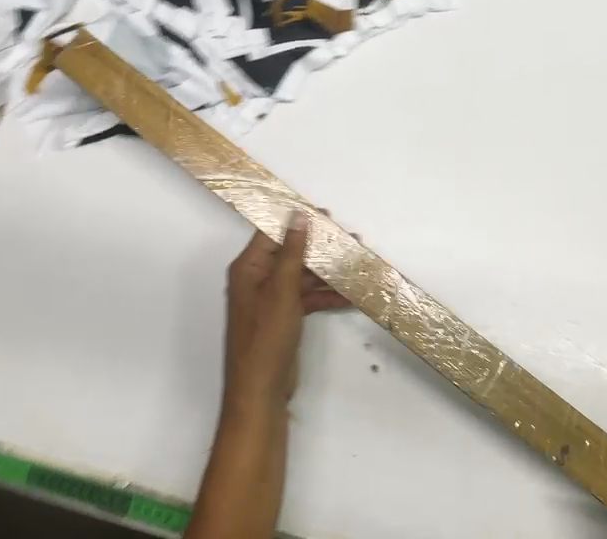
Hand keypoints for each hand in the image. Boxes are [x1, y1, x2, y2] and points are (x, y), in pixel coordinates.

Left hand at [221, 215, 351, 411]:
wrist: (261, 392)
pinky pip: (307, 297)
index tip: (327, 215)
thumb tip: (299, 215)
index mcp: (249, 267)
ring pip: (302, 276)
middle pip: (291, 253)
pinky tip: (350, 293)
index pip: (273, 233)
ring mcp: (272, 300)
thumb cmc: (266, 337)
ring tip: (358, 262)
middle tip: (351, 239)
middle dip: (320, 247)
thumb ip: (292, 252)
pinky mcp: (284, 317)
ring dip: (327, 271)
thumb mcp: (281, 290)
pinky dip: (326, 295)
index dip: (299, 222)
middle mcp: (258, 279)